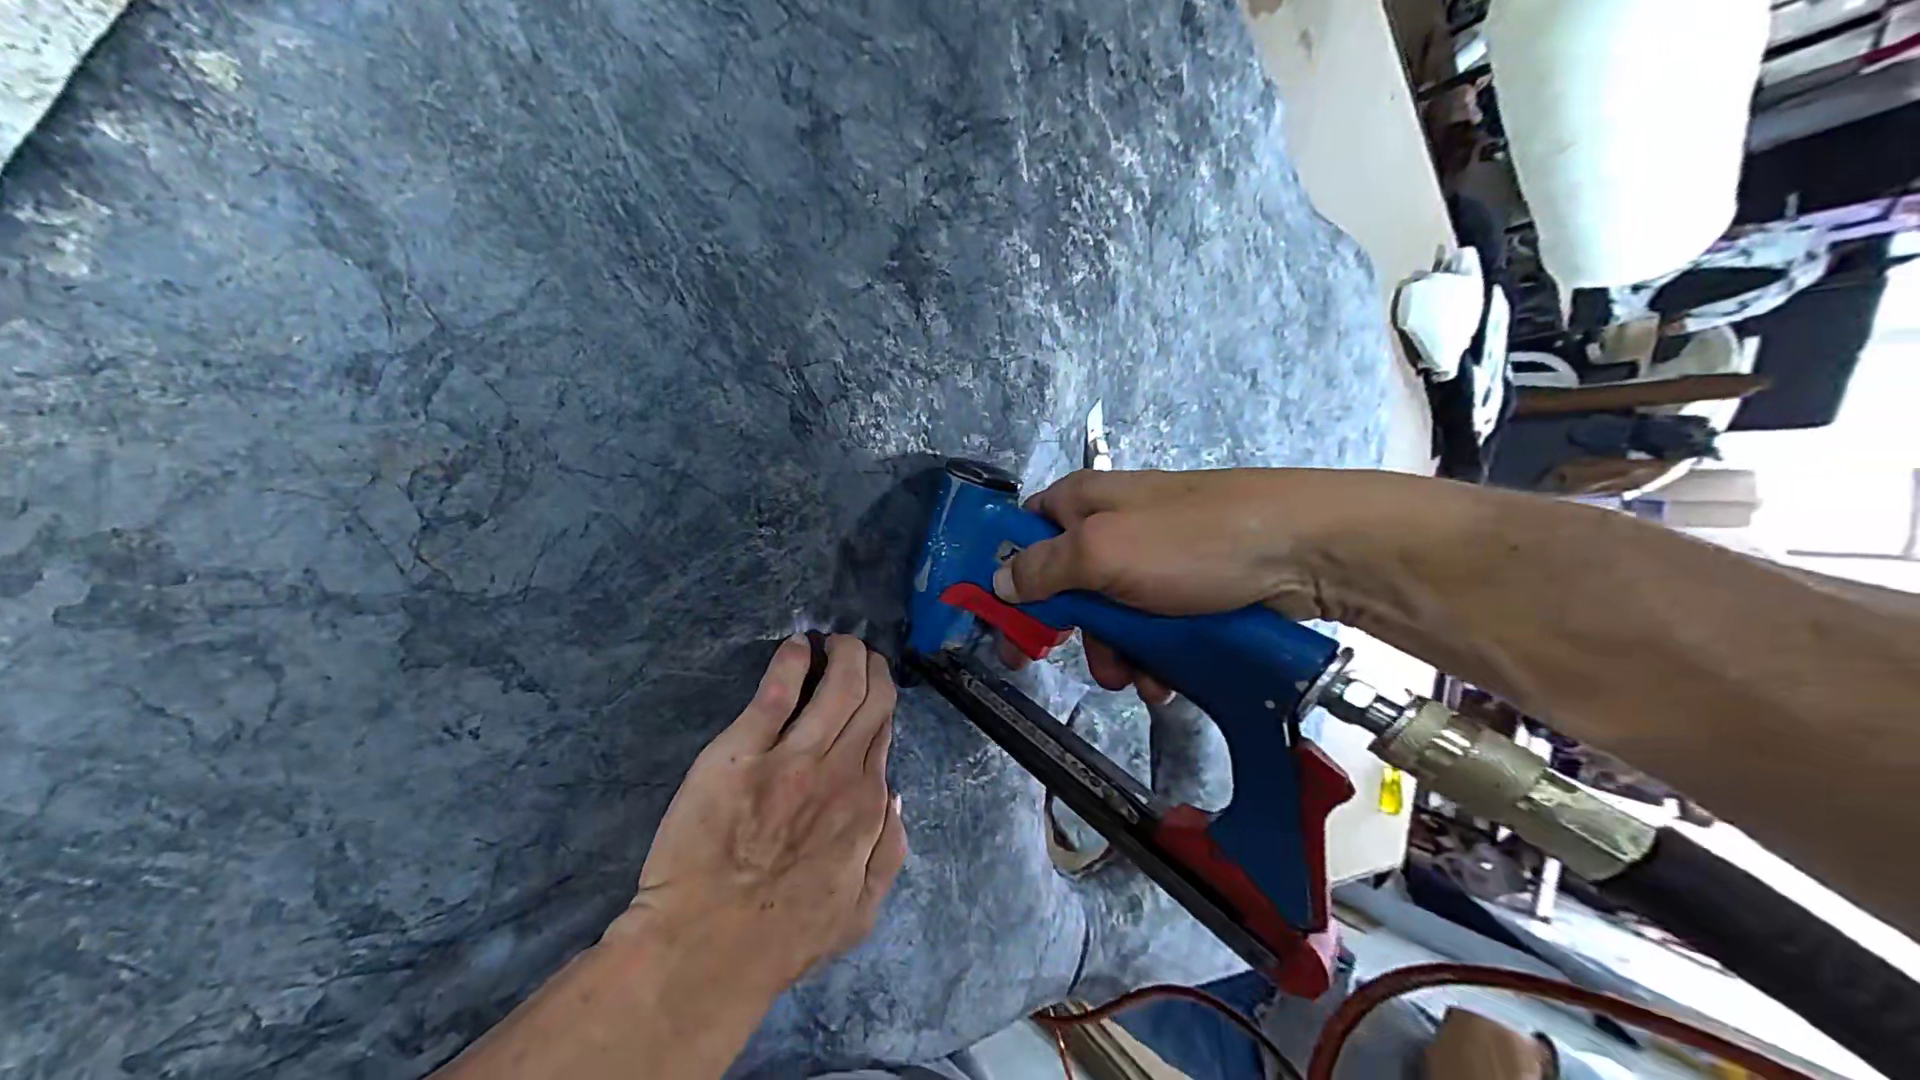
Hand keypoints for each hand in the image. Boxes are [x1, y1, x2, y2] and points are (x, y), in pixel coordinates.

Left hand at [434, 634, 908, 1079]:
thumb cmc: (781, 936)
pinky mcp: (742, 750)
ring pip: (836, 685)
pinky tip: (798, 645)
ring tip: (836, 641)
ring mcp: (791, 756)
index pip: (882, 731)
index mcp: (865, 804)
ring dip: (844, 654)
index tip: (872, 690)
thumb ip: (889, 851)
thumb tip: (896, 793)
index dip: (881, 703)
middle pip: (868, 697)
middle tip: (858, 652)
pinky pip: (776, 691)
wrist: (703, 949)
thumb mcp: (859, 913)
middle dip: (870, 666)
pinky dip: (793, 661)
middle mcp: (838, 770)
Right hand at [989, 467, 1437, 696]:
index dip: (1005, 579)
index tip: (1000, 625)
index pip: (1020, 535)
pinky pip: (1147, 627)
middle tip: (1067, 660)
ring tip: (1137, 677)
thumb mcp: (1103, 553)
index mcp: (1080, 502)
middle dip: (1068, 630)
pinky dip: (1149, 655)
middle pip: (1062, 583)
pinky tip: (1163, 678)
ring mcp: (1150, 558)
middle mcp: (1109, 525)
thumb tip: (996, 581)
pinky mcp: (1184, 588)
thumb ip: (1043, 568)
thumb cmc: (1191, 544)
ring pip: (1107, 614)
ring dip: (1113, 653)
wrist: (1303, 550)